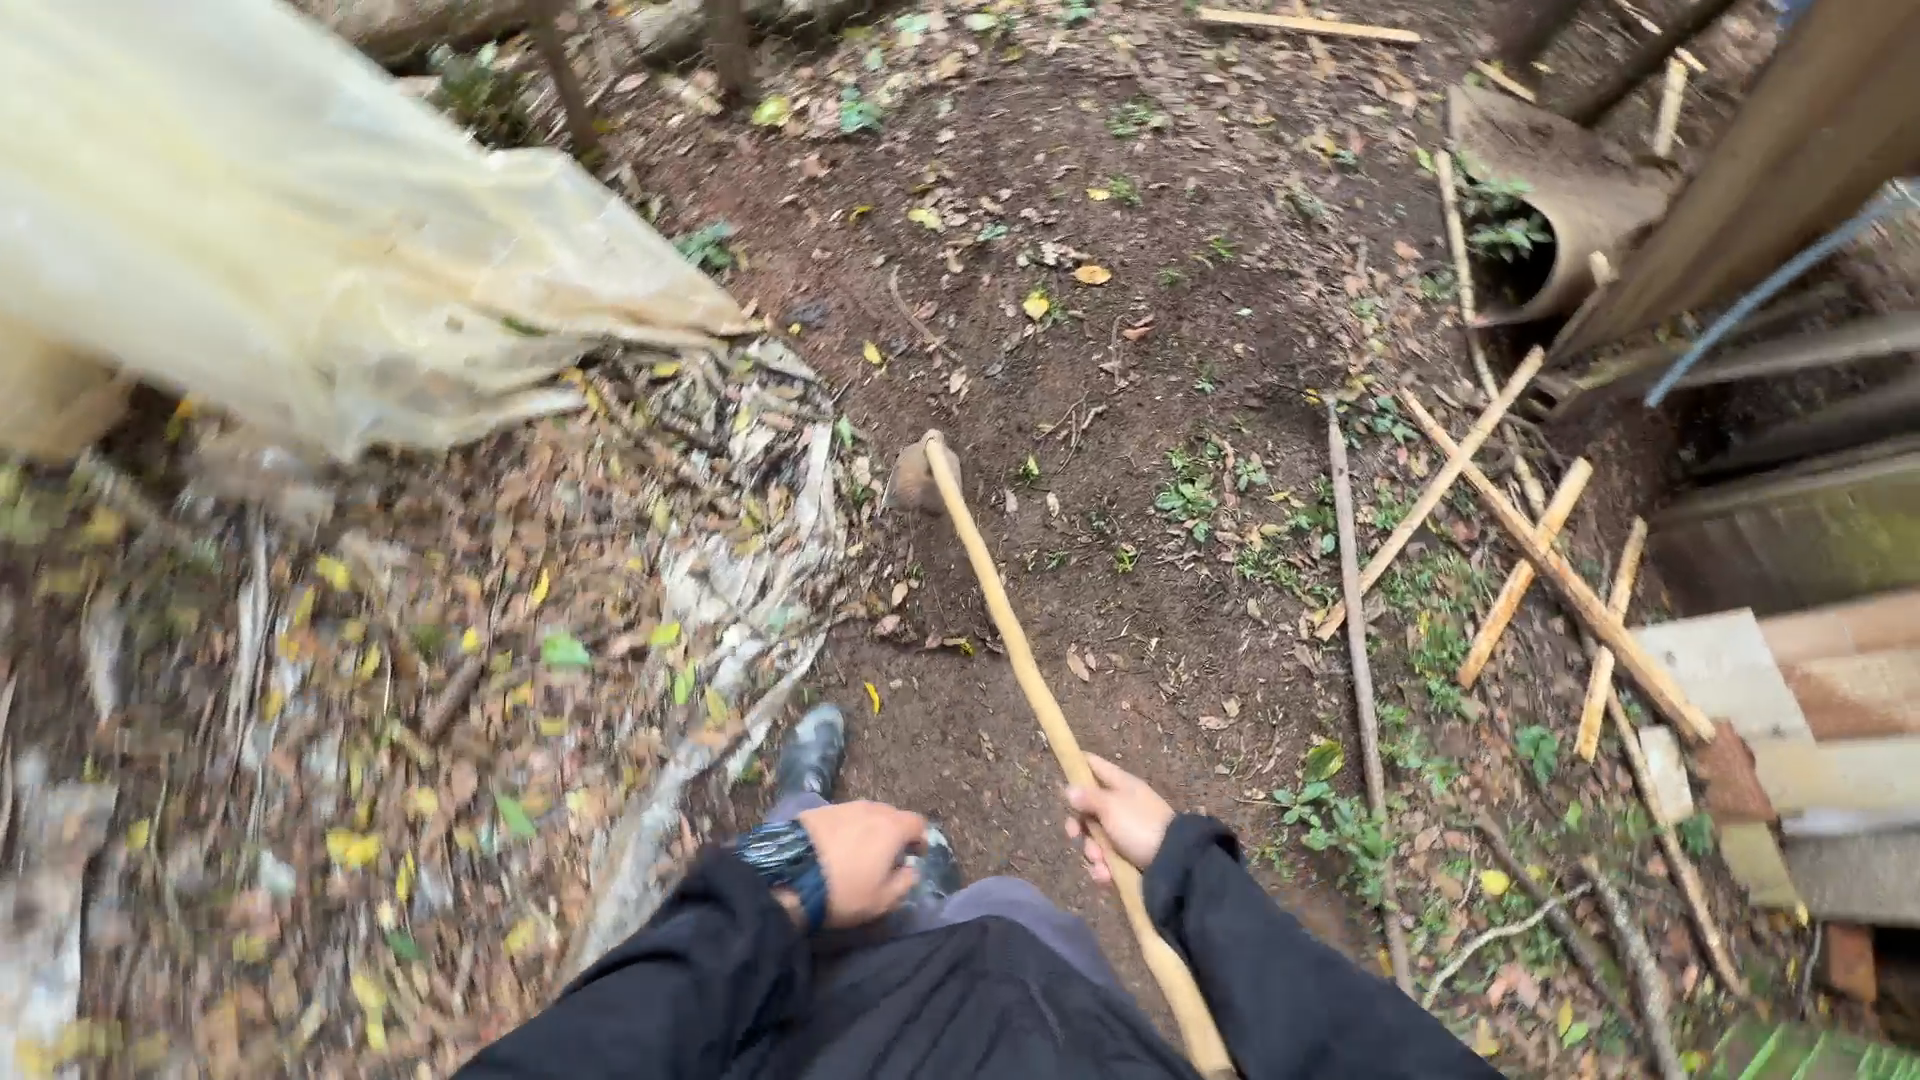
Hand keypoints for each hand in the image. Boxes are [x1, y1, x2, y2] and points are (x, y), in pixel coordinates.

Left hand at [796, 801, 927, 927]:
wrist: (790, 874)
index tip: (914, 856)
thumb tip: (911, 870)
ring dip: (870, 829)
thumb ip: (905, 884)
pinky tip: (836, 847)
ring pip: (867, 814)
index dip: (920, 840)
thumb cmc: (844, 890)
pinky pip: (844, 817)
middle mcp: (871, 809)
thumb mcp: (881, 900)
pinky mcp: (820, 810)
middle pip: (893, 815)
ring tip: (860, 852)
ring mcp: (844, 806)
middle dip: (895, 833)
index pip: (918, 823)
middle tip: (887, 856)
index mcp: (892, 827)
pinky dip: (847, 829)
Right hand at [1064, 754, 1174, 885]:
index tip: (1060, 774)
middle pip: (1088, 809)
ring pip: (1095, 839)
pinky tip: (1105, 875)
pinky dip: (1103, 869)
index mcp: (1121, 785)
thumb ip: (1088, 797)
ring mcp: (1126, 833)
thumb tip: (1069, 789)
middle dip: (1079, 826)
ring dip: (1091, 852)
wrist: (1175, 865)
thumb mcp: (1111, 807)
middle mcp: (1122, 806)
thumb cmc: (1140, 826)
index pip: (1094, 765)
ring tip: (1099, 861)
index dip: (1077, 766)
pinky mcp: (1129, 858)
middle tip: (1074, 834)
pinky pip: (1106, 860)